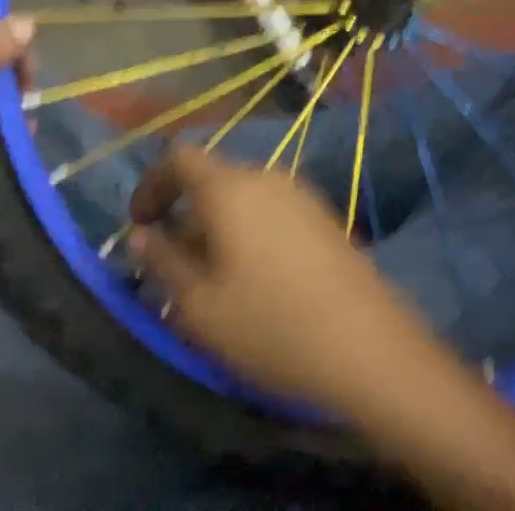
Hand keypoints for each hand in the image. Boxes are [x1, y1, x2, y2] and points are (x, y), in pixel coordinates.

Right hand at [128, 146, 439, 407]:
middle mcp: (266, 178)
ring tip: (213, 273)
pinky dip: (250, 230)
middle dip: (185, 209)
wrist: (375, 357)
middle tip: (173, 256)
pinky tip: (257, 278)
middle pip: (212, 176)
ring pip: (244, 195)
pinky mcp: (328, 221)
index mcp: (228, 188)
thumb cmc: (272, 327)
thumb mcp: (200, 305)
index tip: (139, 223)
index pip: (177, 158)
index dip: (151, 185)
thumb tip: (138, 236)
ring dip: (218, 222)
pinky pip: (273, 211)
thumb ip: (161, 262)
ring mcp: (303, 197)